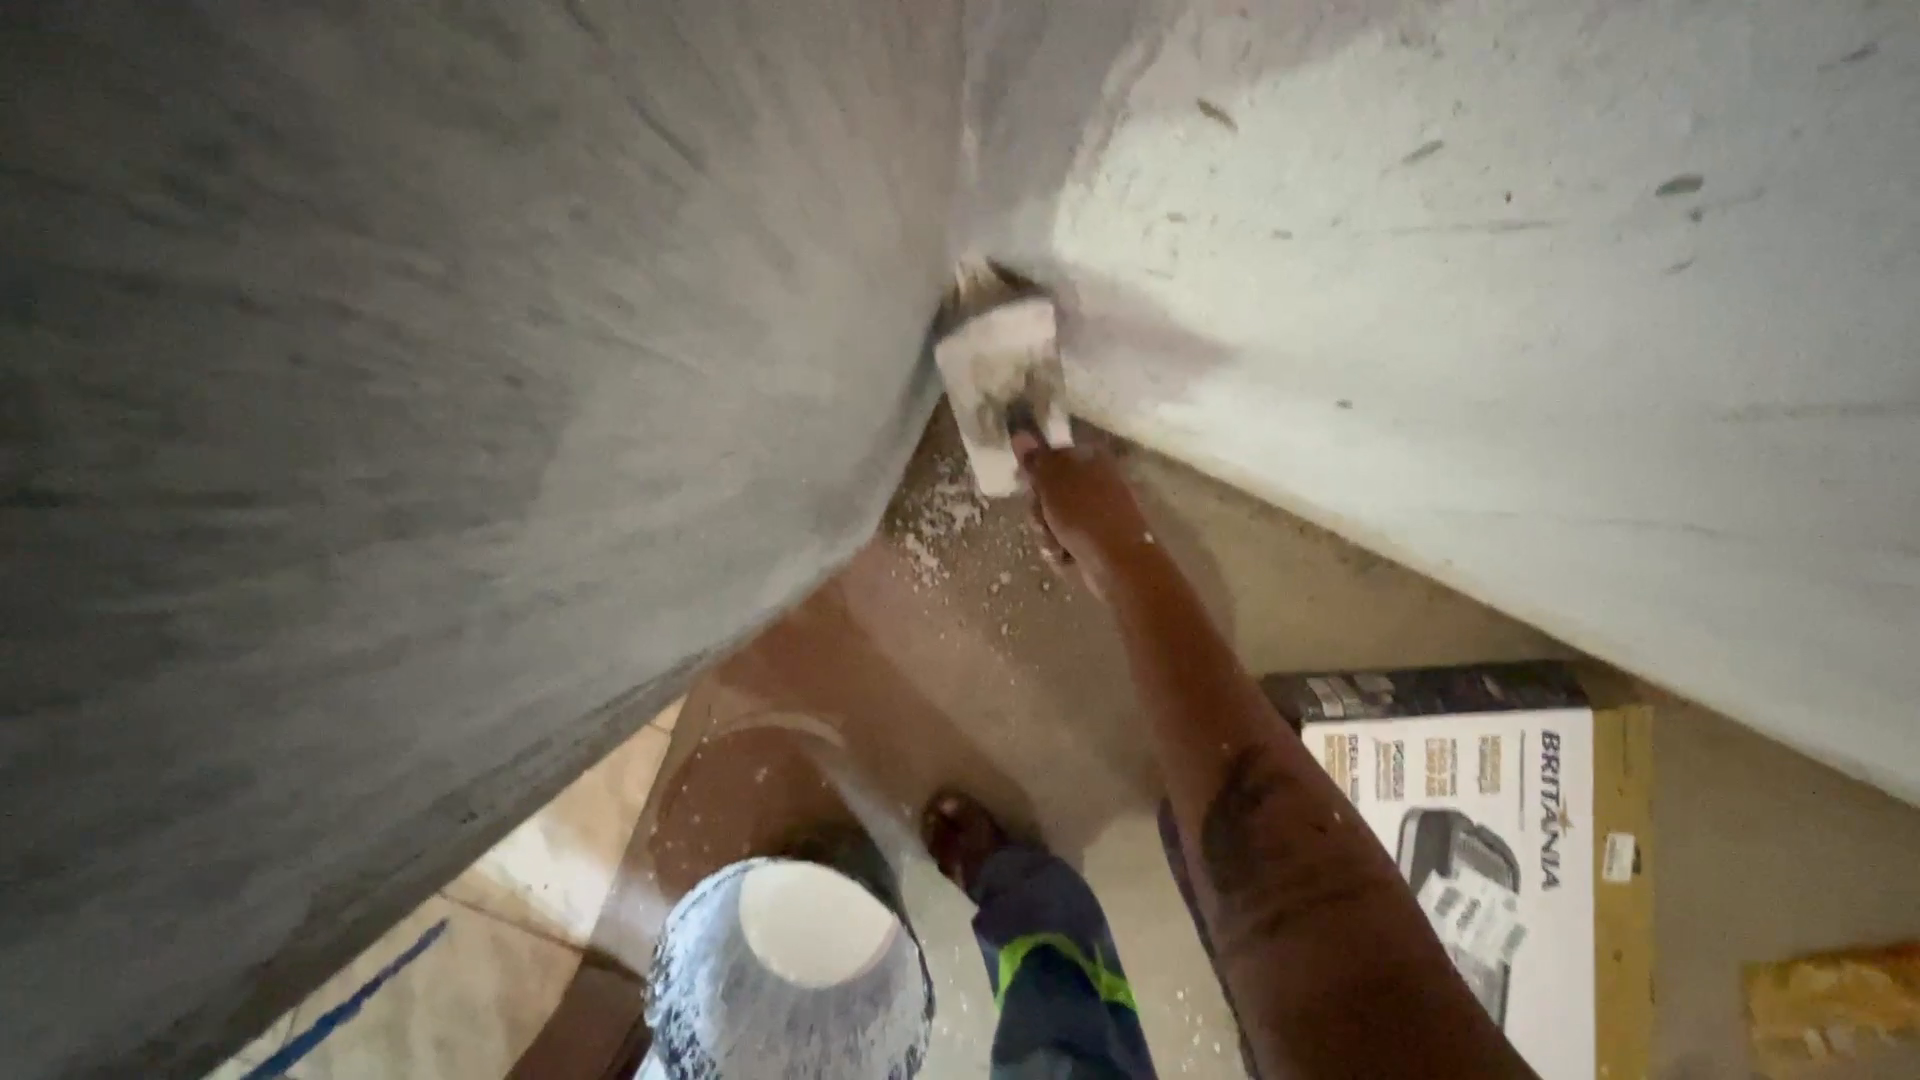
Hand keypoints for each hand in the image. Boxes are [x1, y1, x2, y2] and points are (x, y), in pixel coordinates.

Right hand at [1011, 433, 1156, 594]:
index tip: (1026, 486)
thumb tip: (1020, 432)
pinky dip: (1060, 549)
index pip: (1053, 457)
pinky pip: (1065, 539)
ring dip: (1047, 532)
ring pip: (1054, 518)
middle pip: (1050, 491)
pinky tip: (1064, 556)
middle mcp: (1097, 482)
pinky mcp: (1097, 540)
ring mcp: (1098, 513)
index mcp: (1091, 459)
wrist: (1118, 563)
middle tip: (1042, 518)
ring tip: (1055, 542)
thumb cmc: (1084, 515)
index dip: (1035, 473)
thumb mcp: (1052, 482)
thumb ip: (1035, 459)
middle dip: (1039, 509)